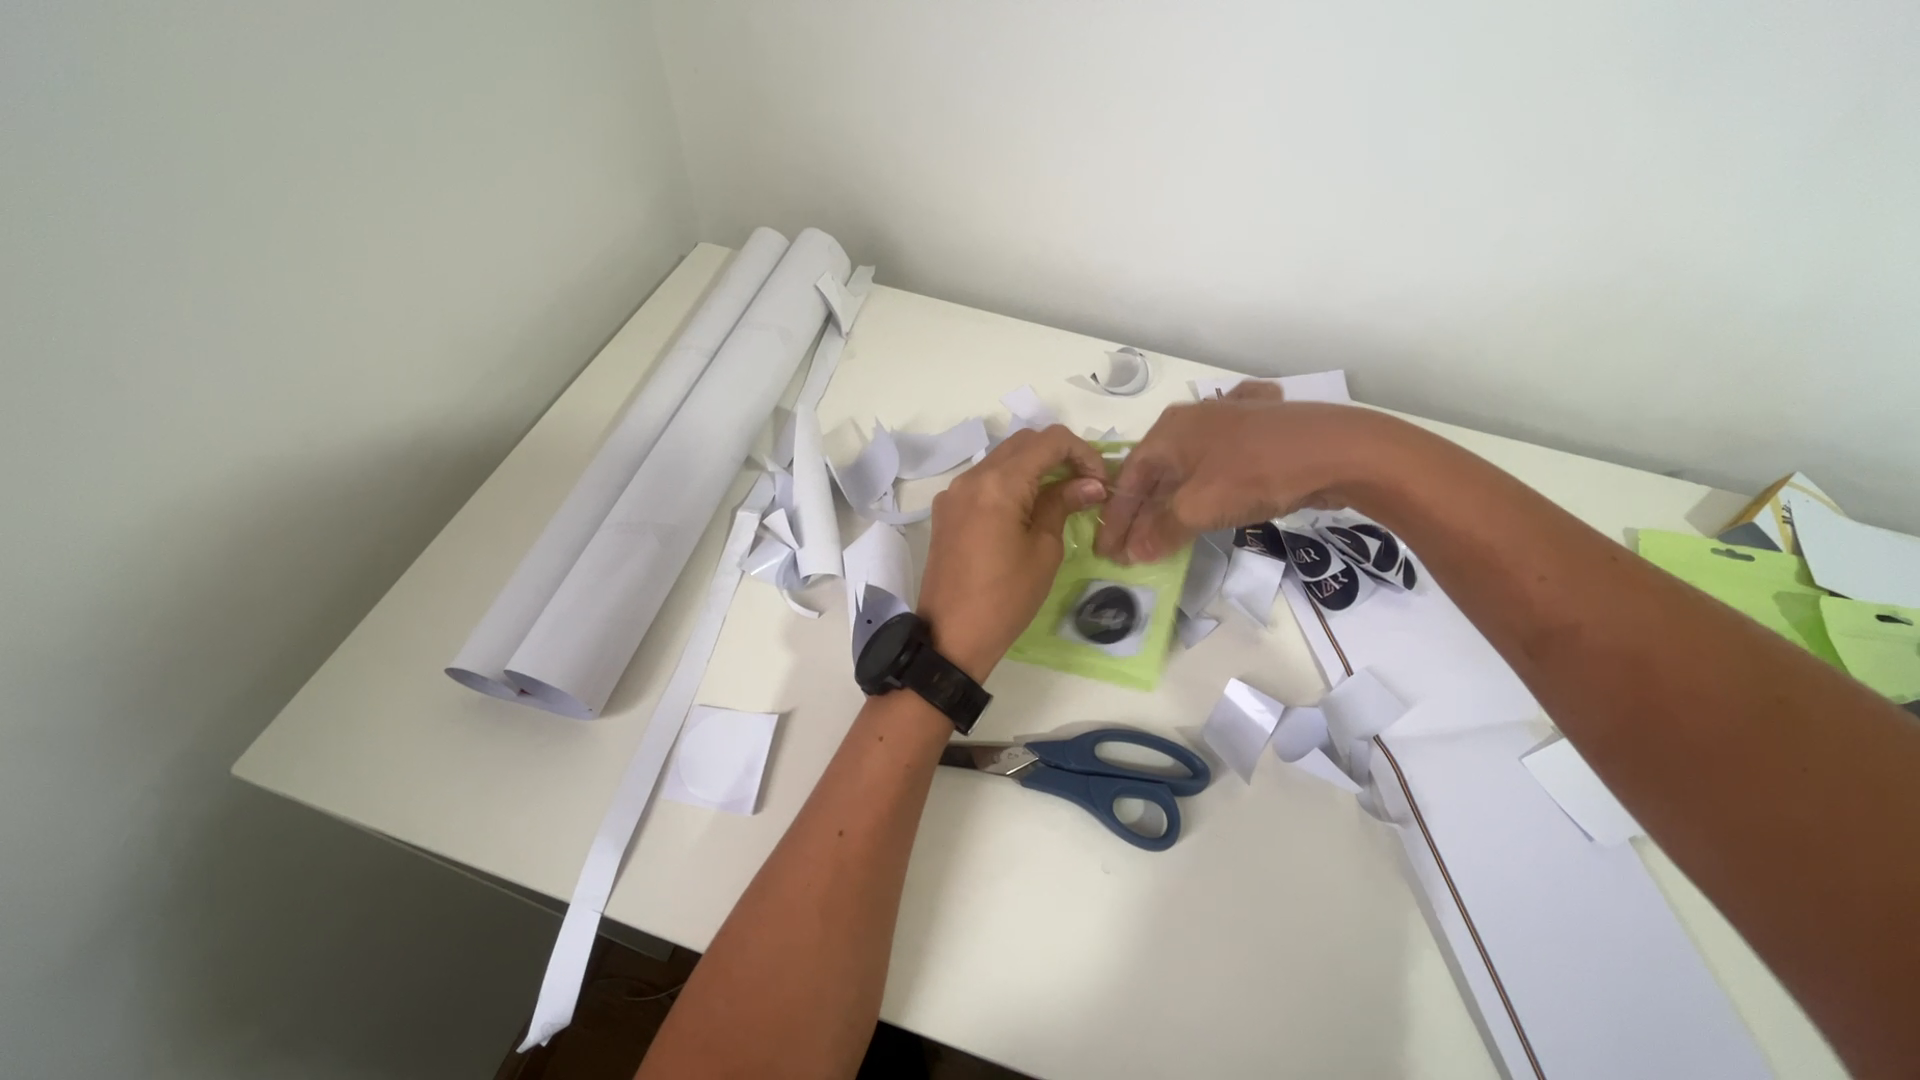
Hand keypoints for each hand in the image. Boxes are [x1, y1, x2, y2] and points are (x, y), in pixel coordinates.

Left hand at [918, 426, 1108, 679]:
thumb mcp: (1044, 550)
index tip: (1100, 481)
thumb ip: (1062, 505)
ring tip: (1062, 497)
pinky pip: (983, 481)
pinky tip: (1029, 510)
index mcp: (998, 484)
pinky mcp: (946, 511)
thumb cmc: (1006, 598)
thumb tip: (1090, 484)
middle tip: (1086, 486)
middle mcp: (971, 477)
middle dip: (1059, 455)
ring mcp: (954, 493)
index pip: (1048, 441)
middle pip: (1023, 443)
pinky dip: (1010, 484)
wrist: (951, 636)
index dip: (1082, 452)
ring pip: (1002, 460)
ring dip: (1034, 468)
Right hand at [1095, 381, 1374, 563]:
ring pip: (1188, 468)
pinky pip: (1219, 461)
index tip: (1107, 553)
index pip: (1127, 481)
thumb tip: (1135, 551)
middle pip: (1156, 474)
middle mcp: (1192, 420)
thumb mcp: (1199, 507)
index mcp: (1168, 431)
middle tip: (1132, 550)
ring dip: (1173, 502)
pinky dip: (1207, 482)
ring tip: (1165, 533)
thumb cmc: (1255, 474)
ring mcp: (1228, 422)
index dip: (1116, 520)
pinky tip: (1211, 483)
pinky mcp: (1259, 434)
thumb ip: (1162, 530)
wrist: (1337, 450)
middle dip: (1142, 513)